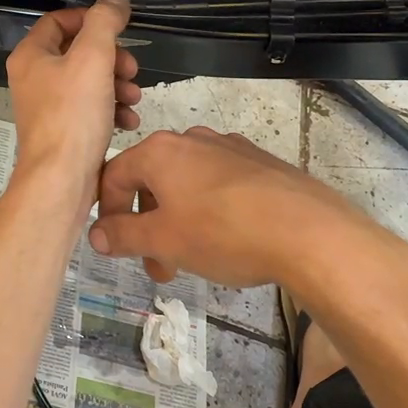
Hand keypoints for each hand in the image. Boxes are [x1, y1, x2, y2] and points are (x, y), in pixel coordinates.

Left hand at [4, 0, 140, 215]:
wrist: (61, 179)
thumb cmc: (72, 115)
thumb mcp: (93, 59)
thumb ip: (104, 23)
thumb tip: (114, 1)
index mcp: (30, 55)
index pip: (58, 20)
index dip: (89, 19)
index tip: (118, 28)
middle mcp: (33, 77)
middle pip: (77, 52)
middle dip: (111, 58)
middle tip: (131, 70)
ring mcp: (46, 105)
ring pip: (88, 81)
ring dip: (116, 85)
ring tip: (134, 98)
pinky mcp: (62, 130)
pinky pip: (89, 108)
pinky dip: (111, 109)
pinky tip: (128, 120)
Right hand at [89, 127, 397, 289]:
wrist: (310, 232)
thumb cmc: (224, 233)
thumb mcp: (164, 241)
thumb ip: (124, 236)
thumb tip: (97, 234)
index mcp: (159, 151)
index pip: (114, 177)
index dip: (109, 215)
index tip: (120, 248)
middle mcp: (190, 140)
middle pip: (151, 181)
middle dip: (148, 226)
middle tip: (160, 267)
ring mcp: (228, 147)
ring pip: (186, 184)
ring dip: (178, 221)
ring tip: (196, 259)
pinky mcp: (260, 162)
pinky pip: (219, 184)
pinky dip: (211, 210)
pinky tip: (231, 240)